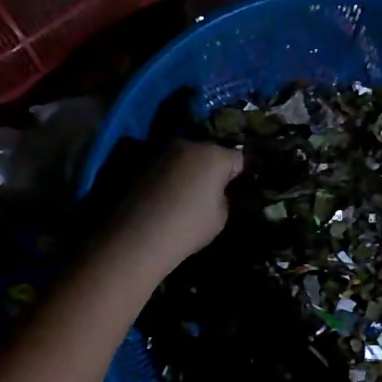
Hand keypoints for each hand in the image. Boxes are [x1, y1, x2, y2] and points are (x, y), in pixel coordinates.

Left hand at [103, 140, 243, 273]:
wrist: (136, 238)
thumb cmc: (187, 228)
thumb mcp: (221, 217)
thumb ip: (224, 196)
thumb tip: (217, 191)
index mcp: (214, 155)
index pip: (240, 158)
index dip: (246, 173)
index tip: (245, 186)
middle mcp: (188, 144)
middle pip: (209, 152)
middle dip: (214, 168)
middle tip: (214, 190)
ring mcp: (160, 149)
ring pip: (184, 156)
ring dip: (188, 169)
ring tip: (186, 193)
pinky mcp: (138, 159)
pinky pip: (163, 163)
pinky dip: (167, 173)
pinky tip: (164, 192)